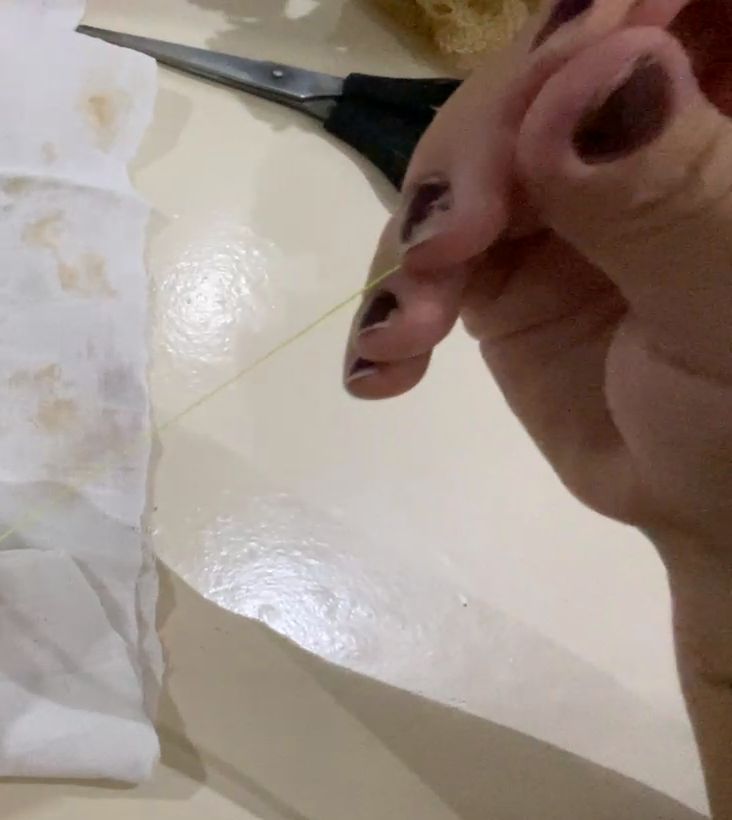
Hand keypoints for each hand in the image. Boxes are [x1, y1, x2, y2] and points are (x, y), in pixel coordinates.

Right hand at [345, 0, 731, 569]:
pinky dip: (385, 315)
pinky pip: (411, 265)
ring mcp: (563, 200)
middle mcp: (652, 127)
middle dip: (465, 163)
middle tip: (442, 250)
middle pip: (527, 84)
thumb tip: (581, 75)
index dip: (591, 22)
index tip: (542, 85)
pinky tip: (385, 367)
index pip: (670, 1)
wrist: (723, 504)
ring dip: (407, 258)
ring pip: (451, 174)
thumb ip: (667, 184)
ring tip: (405, 338)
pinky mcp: (493, 270)